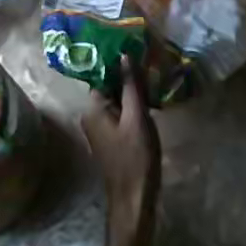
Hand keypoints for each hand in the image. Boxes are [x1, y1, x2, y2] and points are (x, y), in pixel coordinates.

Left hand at [80, 55, 160, 215]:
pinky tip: (150, 99)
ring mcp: (100, 128)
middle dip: (128, 74)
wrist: (134, 197)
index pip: (102, 74)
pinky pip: (120, 112)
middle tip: (150, 61)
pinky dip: (133, 104)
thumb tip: (124, 55)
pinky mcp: (112, 137)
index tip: (137, 48)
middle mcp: (91, 116)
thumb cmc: (135, 156)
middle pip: (109, 86)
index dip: (118, 61)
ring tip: (153, 76)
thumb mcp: (137, 117)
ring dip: (132, 89)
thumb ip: (131, 86)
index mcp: (92, 109)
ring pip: (116, 99)